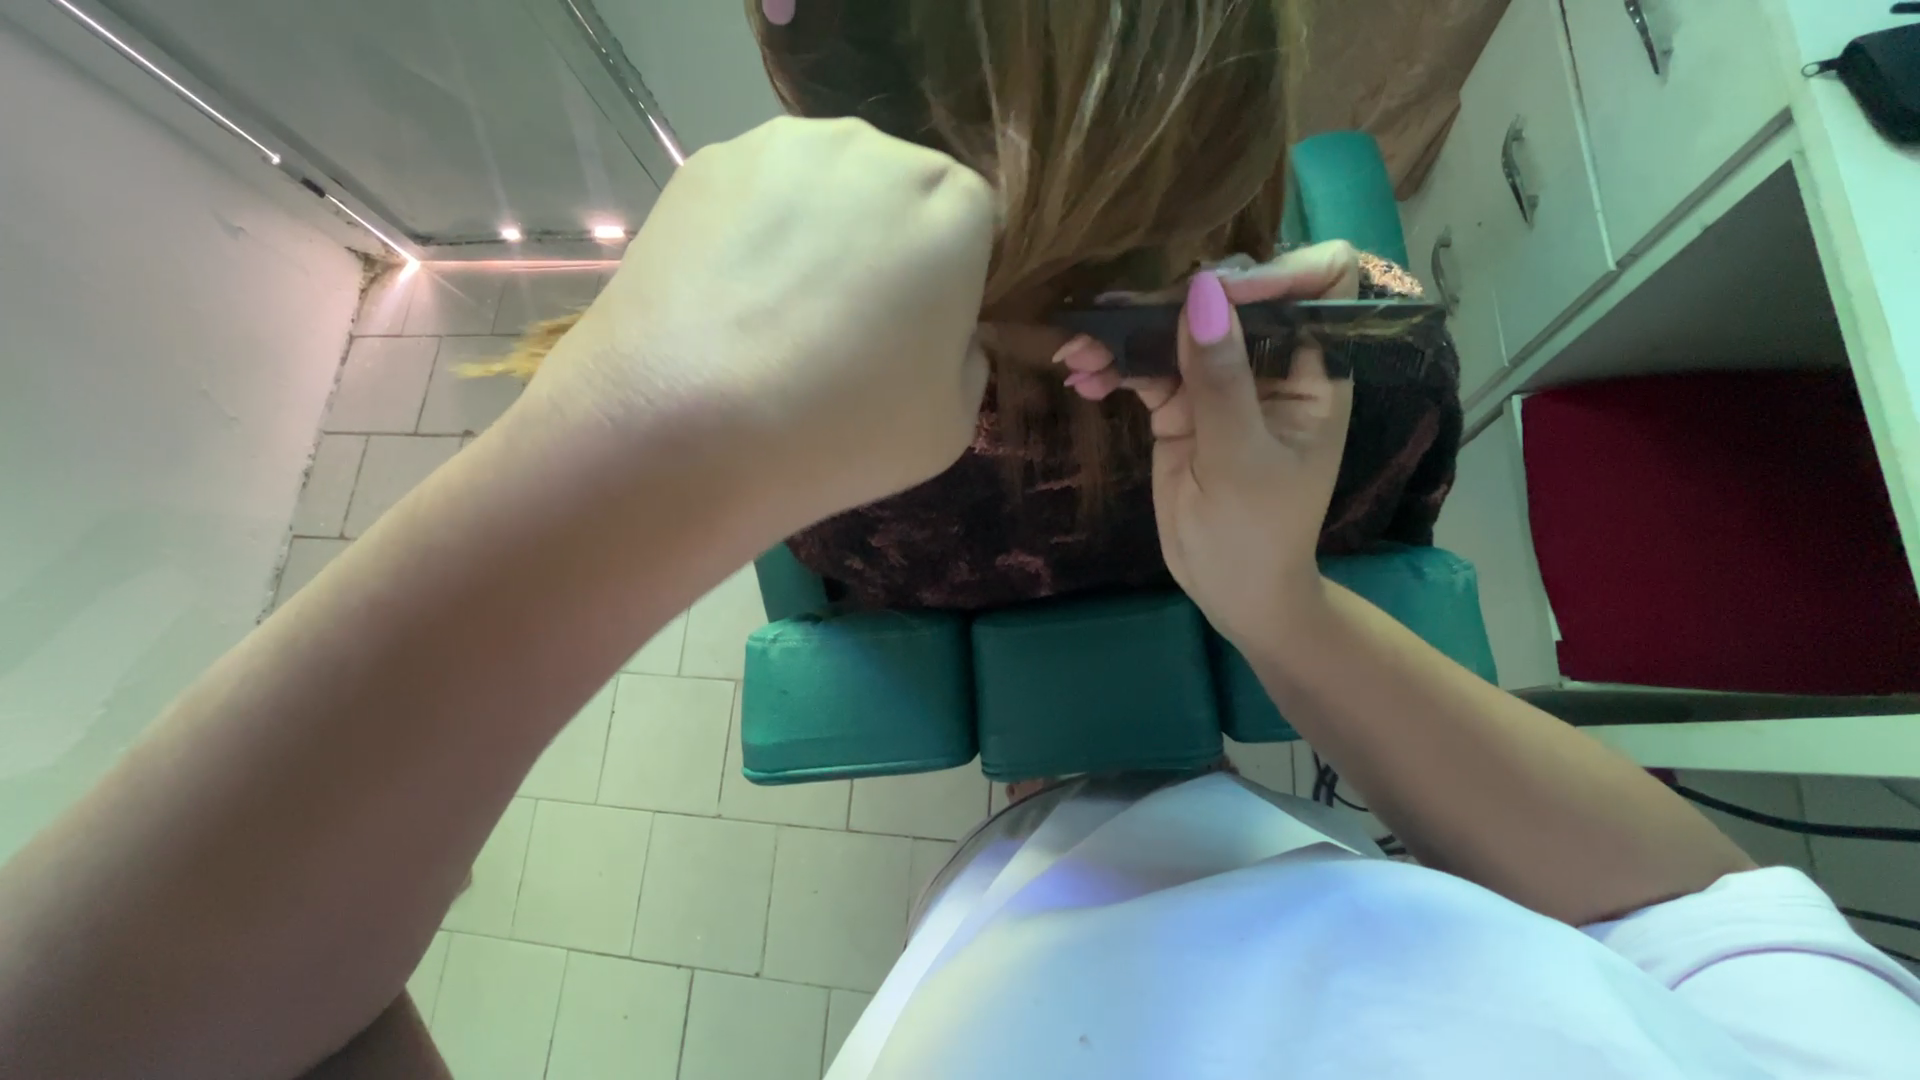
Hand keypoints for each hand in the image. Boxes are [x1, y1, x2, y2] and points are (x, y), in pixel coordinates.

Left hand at [525, 116, 994, 527]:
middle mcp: (876, 150)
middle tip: (848, 330)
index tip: (917, 338)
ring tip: (780, 316)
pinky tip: (731, 300)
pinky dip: (756, 235)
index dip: (950, 286)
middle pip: (901, 197)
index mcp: (955, 206)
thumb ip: (969, 360)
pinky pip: (759, 196)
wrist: (683, 424)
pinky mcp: (708, 162)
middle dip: (888, 250)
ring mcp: (783, 146)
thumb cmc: (843, 431)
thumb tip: (944, 331)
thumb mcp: (952, 424)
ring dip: (821, 236)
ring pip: (827, 189)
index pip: (976, 230)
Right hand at [1113, 249, 1355, 647]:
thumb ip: (1221, 377)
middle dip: (1169, 305)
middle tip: (1110, 321)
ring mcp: (1221, 383)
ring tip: (1076, 352)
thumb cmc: (1257, 532)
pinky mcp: (1181, 405)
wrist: (1229, 588)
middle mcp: (1270, 364)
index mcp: (1314, 370)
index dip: (1274, 274)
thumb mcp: (1241, 457)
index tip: (1210, 298)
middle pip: (1227, 300)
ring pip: (1176, 332)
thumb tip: (1204, 292)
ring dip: (1125, 336)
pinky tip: (1081, 378)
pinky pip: (1146, 370)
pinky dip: (1113, 369)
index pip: (1319, 285)